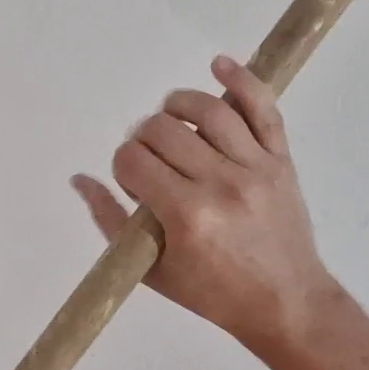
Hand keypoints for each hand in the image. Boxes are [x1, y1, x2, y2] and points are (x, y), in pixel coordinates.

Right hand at [73, 54, 338, 349]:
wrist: (288, 306)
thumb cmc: (213, 293)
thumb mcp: (151, 269)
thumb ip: (110, 221)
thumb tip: (80, 179)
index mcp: (186, 214)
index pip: (132, 159)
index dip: (122, 167)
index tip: (134, 186)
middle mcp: (220, 184)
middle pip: (162, 129)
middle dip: (143, 141)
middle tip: (154, 165)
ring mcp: (255, 168)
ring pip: (207, 109)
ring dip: (177, 106)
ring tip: (171, 120)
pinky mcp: (281, 160)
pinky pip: (263, 109)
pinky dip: (242, 80)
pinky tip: (219, 64)